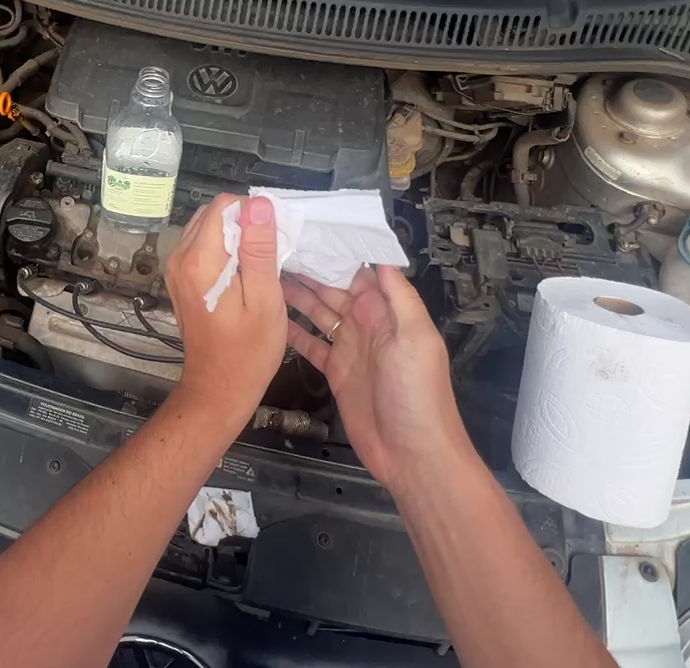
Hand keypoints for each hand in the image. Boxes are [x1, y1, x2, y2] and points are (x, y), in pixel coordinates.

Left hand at [163, 195, 288, 423]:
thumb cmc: (247, 351)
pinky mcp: (180, 278)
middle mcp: (180, 258)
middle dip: (244, 224)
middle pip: (213, 213)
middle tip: (268, 256)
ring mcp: (176, 268)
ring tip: (257, 267)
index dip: (253, 215)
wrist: (218, 387)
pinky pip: (201, 245)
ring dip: (234, 236)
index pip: (223, 206)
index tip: (272, 241)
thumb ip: (259, 249)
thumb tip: (259, 204)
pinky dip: (223, 249)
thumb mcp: (265, 299)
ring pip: (206, 227)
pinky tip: (242, 275)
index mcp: (199, 261)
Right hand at [282, 266, 463, 492]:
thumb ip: (399, 298)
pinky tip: (273, 316)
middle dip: (308, 269)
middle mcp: (367, 325)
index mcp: (386, 313)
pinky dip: (293, 330)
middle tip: (277, 250)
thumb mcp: (417, 339)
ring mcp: (350, 348)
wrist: (412, 454)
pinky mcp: (336, 370)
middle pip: (332, 288)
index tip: (308, 234)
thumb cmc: (420, 397)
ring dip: (296, 294)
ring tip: (269, 274)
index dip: (333, 254)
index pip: (357, 273)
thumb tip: (383, 257)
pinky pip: (311, 344)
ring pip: (318, 311)